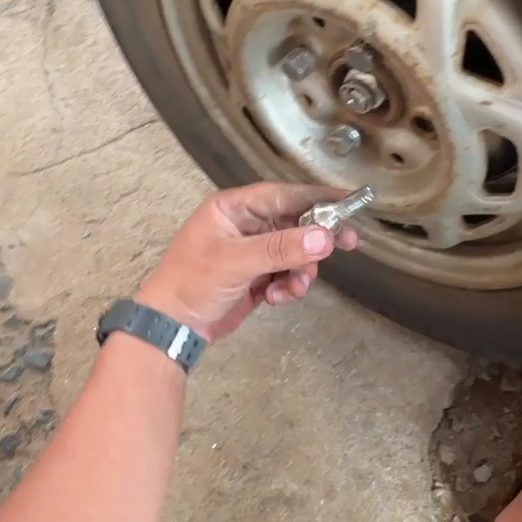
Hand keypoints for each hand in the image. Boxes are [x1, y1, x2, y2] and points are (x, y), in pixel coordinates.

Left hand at [135, 183, 359, 341]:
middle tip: (347, 245)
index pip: (283, 195)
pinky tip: (275, 298)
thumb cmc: (192, 283)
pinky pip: (286, 273)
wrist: (172, 327)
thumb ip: (281, 248)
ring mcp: (251, 251)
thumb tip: (324, 237)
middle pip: (294, 223)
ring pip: (295, 251)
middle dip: (315, 239)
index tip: (348, 202)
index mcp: (233, 209)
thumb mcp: (236, 261)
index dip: (317, 198)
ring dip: (300, 270)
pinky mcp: (256, 275)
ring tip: (292, 287)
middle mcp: (244, 225)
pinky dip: (288, 286)